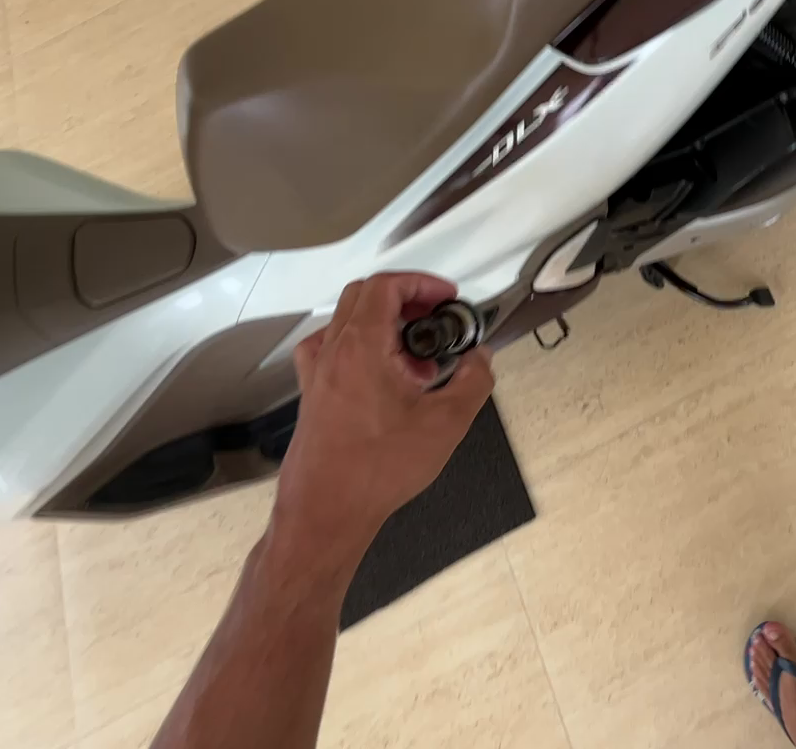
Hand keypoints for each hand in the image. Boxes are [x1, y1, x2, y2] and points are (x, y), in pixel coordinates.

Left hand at [271, 272, 494, 563]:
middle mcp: (332, 353)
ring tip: (417, 353)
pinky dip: (365, 344)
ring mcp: (317, 374)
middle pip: (363, 295)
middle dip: (406, 297)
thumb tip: (481, 357)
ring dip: (385, 321)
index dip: (421, 282)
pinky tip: (388, 374)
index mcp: (361, 348)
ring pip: (347, 320)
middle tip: (437, 315)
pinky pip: (335, 348)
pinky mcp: (313, 395)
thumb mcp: (448, 422)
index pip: (384, 286)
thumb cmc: (379, 468)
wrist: (326, 514)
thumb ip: (474, 380)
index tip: (447, 297)